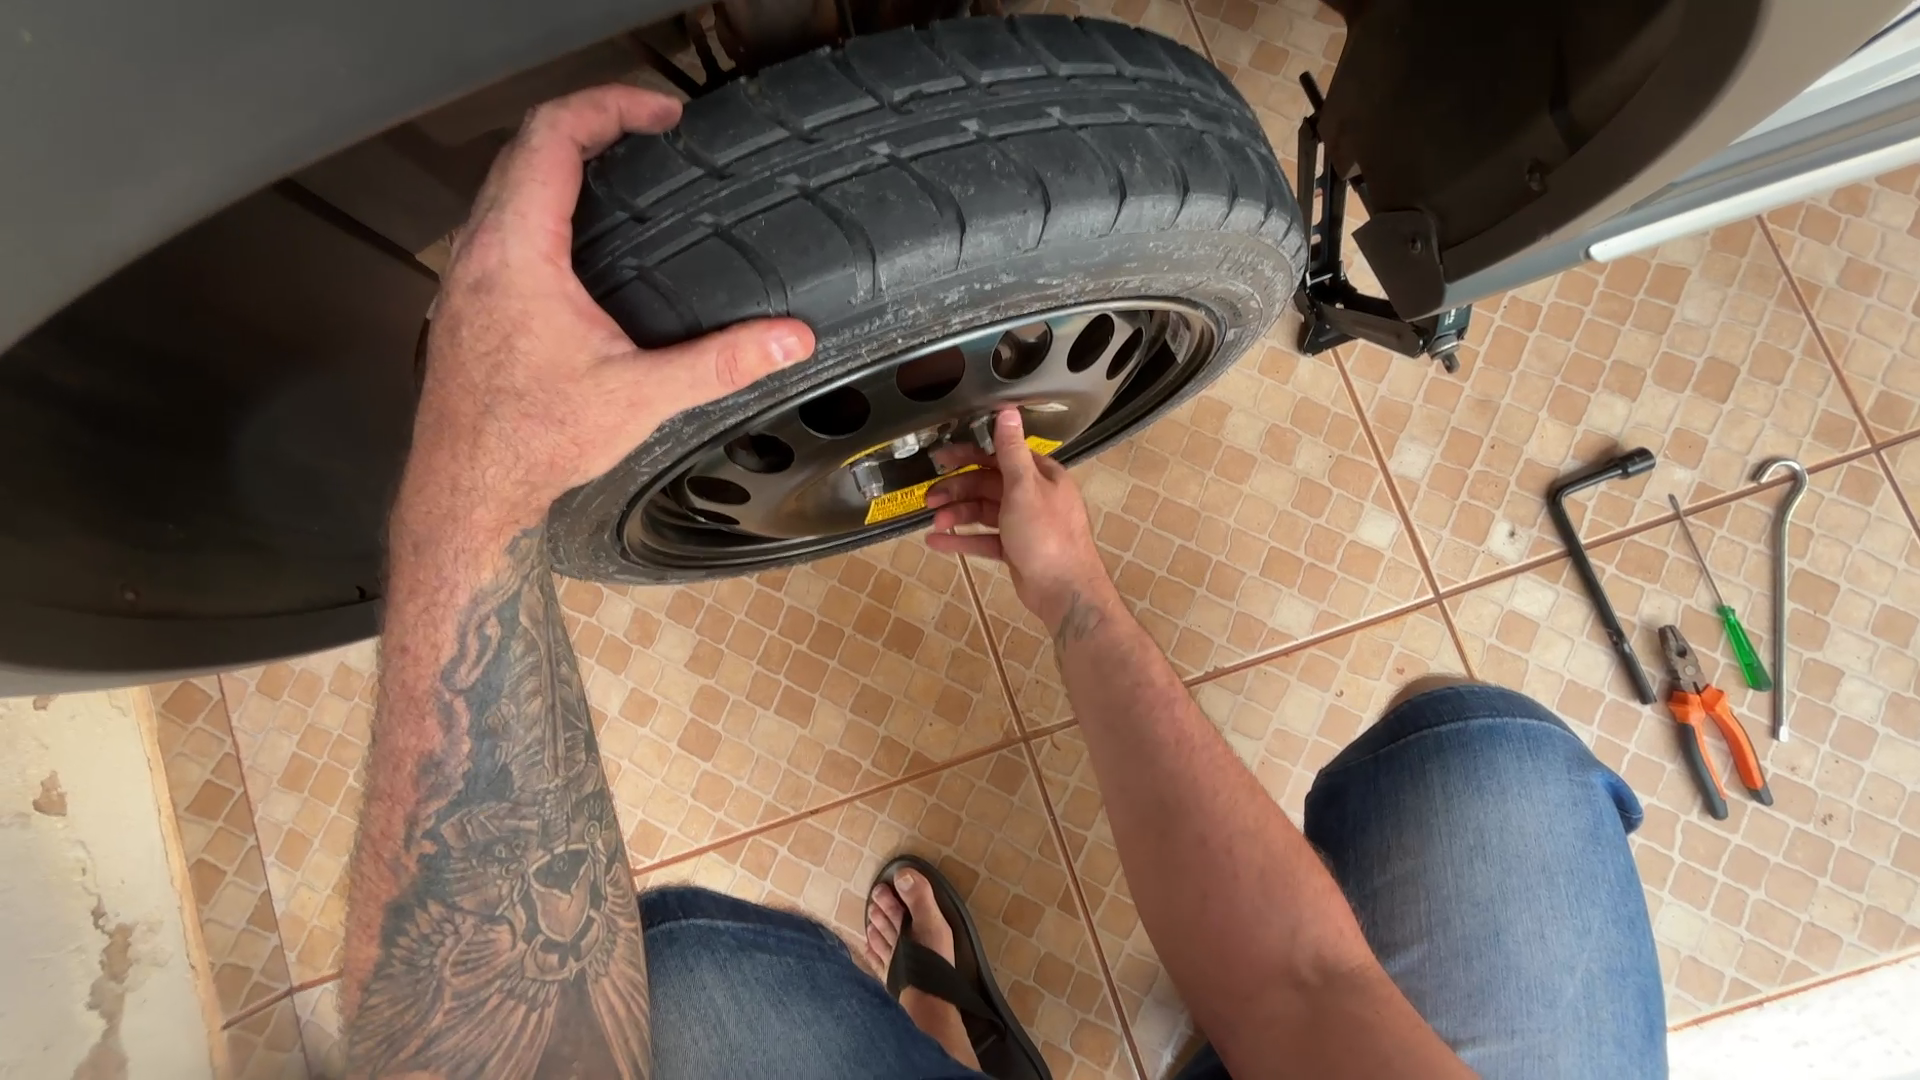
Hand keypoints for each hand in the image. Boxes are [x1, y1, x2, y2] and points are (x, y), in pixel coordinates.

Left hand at [404, 84, 813, 529]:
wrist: (470, 489)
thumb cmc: (532, 442)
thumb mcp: (642, 397)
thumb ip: (723, 363)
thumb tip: (787, 340)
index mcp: (517, 253)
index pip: (552, 135)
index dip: (610, 106)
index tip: (660, 112)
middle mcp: (481, 253)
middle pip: (526, 147)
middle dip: (593, 124)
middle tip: (650, 134)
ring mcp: (470, 278)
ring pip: (508, 186)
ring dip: (563, 164)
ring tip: (623, 177)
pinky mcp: (473, 305)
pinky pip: (503, 226)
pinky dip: (545, 207)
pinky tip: (582, 246)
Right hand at [924, 409, 1114, 625]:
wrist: (1064, 590)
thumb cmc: (1046, 534)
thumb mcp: (1025, 487)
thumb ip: (1010, 450)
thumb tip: (1007, 409)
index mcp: (1040, 475)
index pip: (999, 457)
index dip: (968, 456)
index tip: (940, 459)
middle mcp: (1033, 496)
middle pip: (987, 485)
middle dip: (957, 490)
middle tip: (929, 498)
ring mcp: (1024, 524)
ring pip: (984, 512)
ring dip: (958, 514)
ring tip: (935, 522)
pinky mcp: (1015, 550)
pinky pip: (984, 539)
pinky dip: (963, 539)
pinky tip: (938, 542)